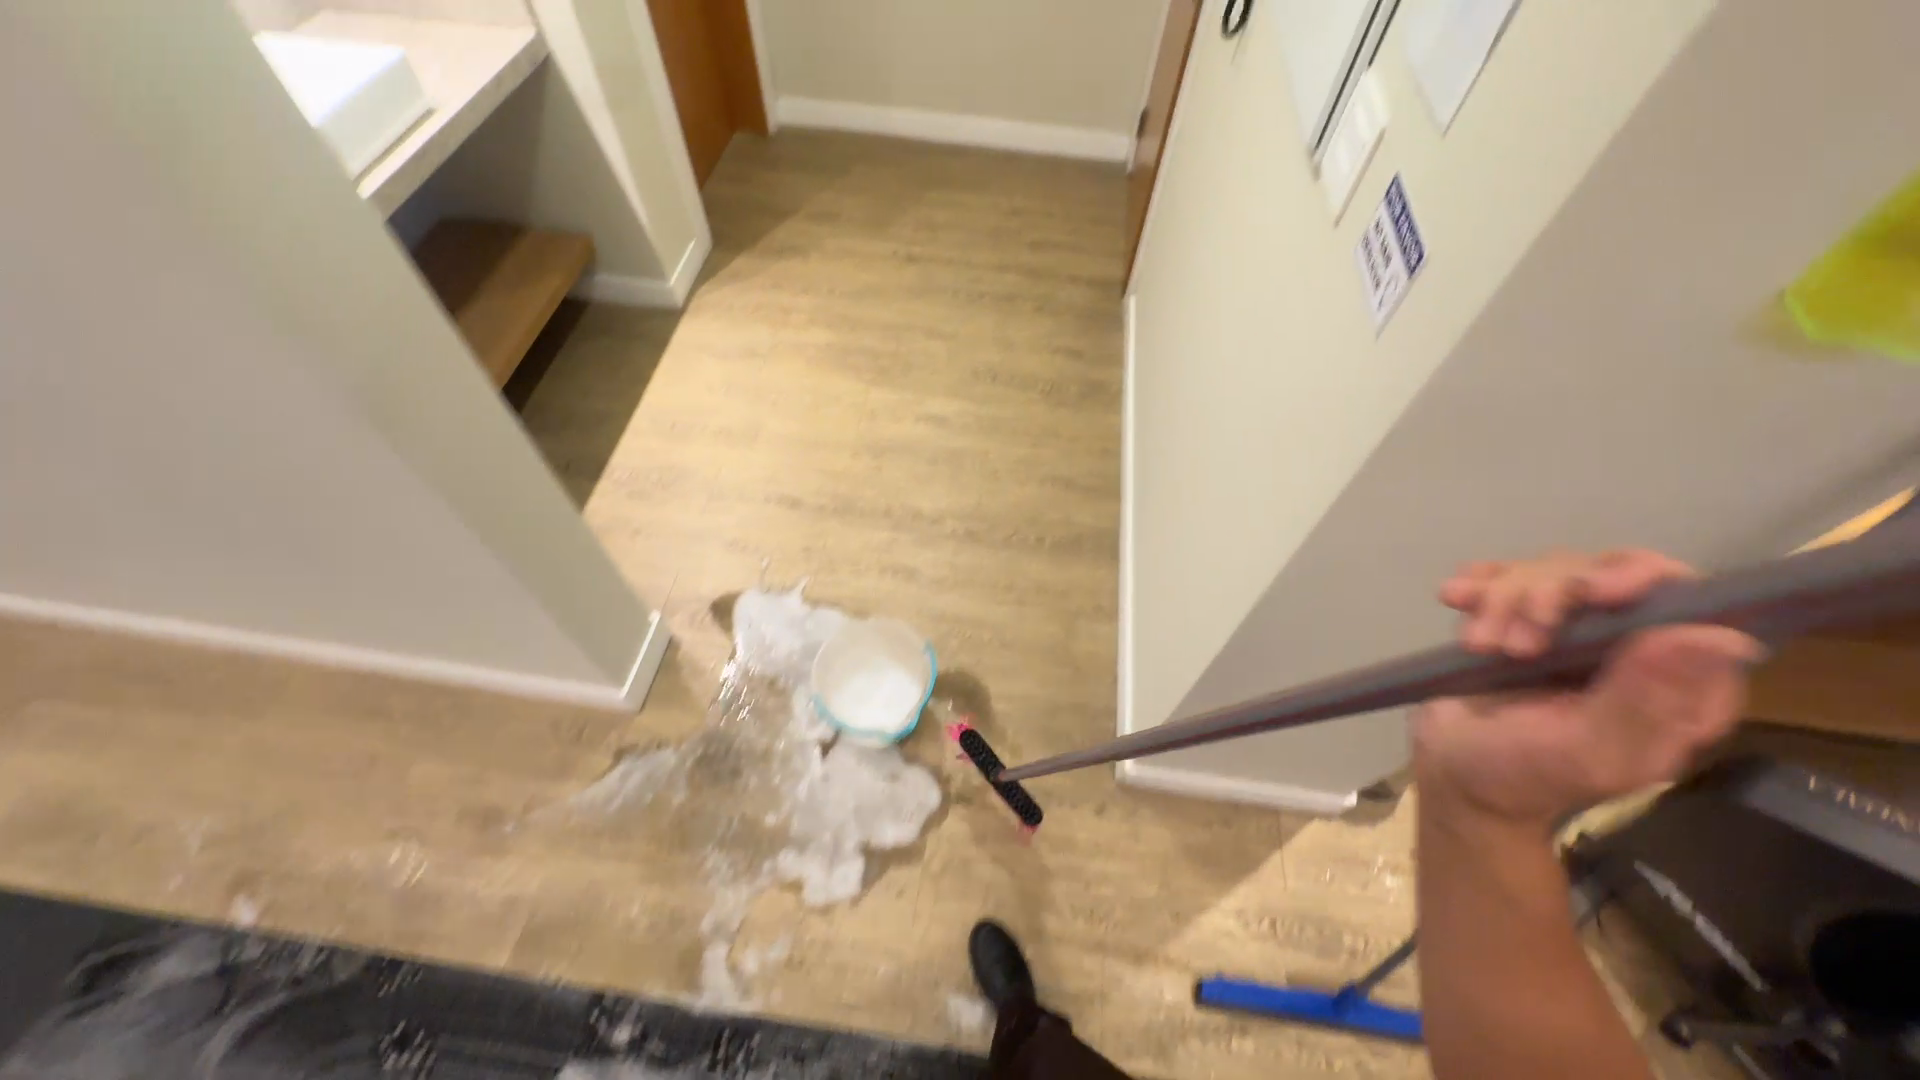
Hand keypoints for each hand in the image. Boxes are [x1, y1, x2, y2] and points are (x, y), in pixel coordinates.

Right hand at [1413, 550, 1762, 830]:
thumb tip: (1719, 636)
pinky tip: (1456, 599)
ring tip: (1480, 645)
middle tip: (1515, 643)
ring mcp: (1573, 626)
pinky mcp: (1520, 615)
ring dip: (1505, 601)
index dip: (1644, 581)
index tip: (1592, 593)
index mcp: (1676, 683)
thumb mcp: (1588, 751)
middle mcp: (1632, 644)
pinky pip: (1504, 574)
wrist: (1454, 773)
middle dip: (1552, 595)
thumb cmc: (1526, 774)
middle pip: (1611, 571)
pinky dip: (1478, 584)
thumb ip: (1645, 698)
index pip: (1691, 602)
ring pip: (1551, 570)